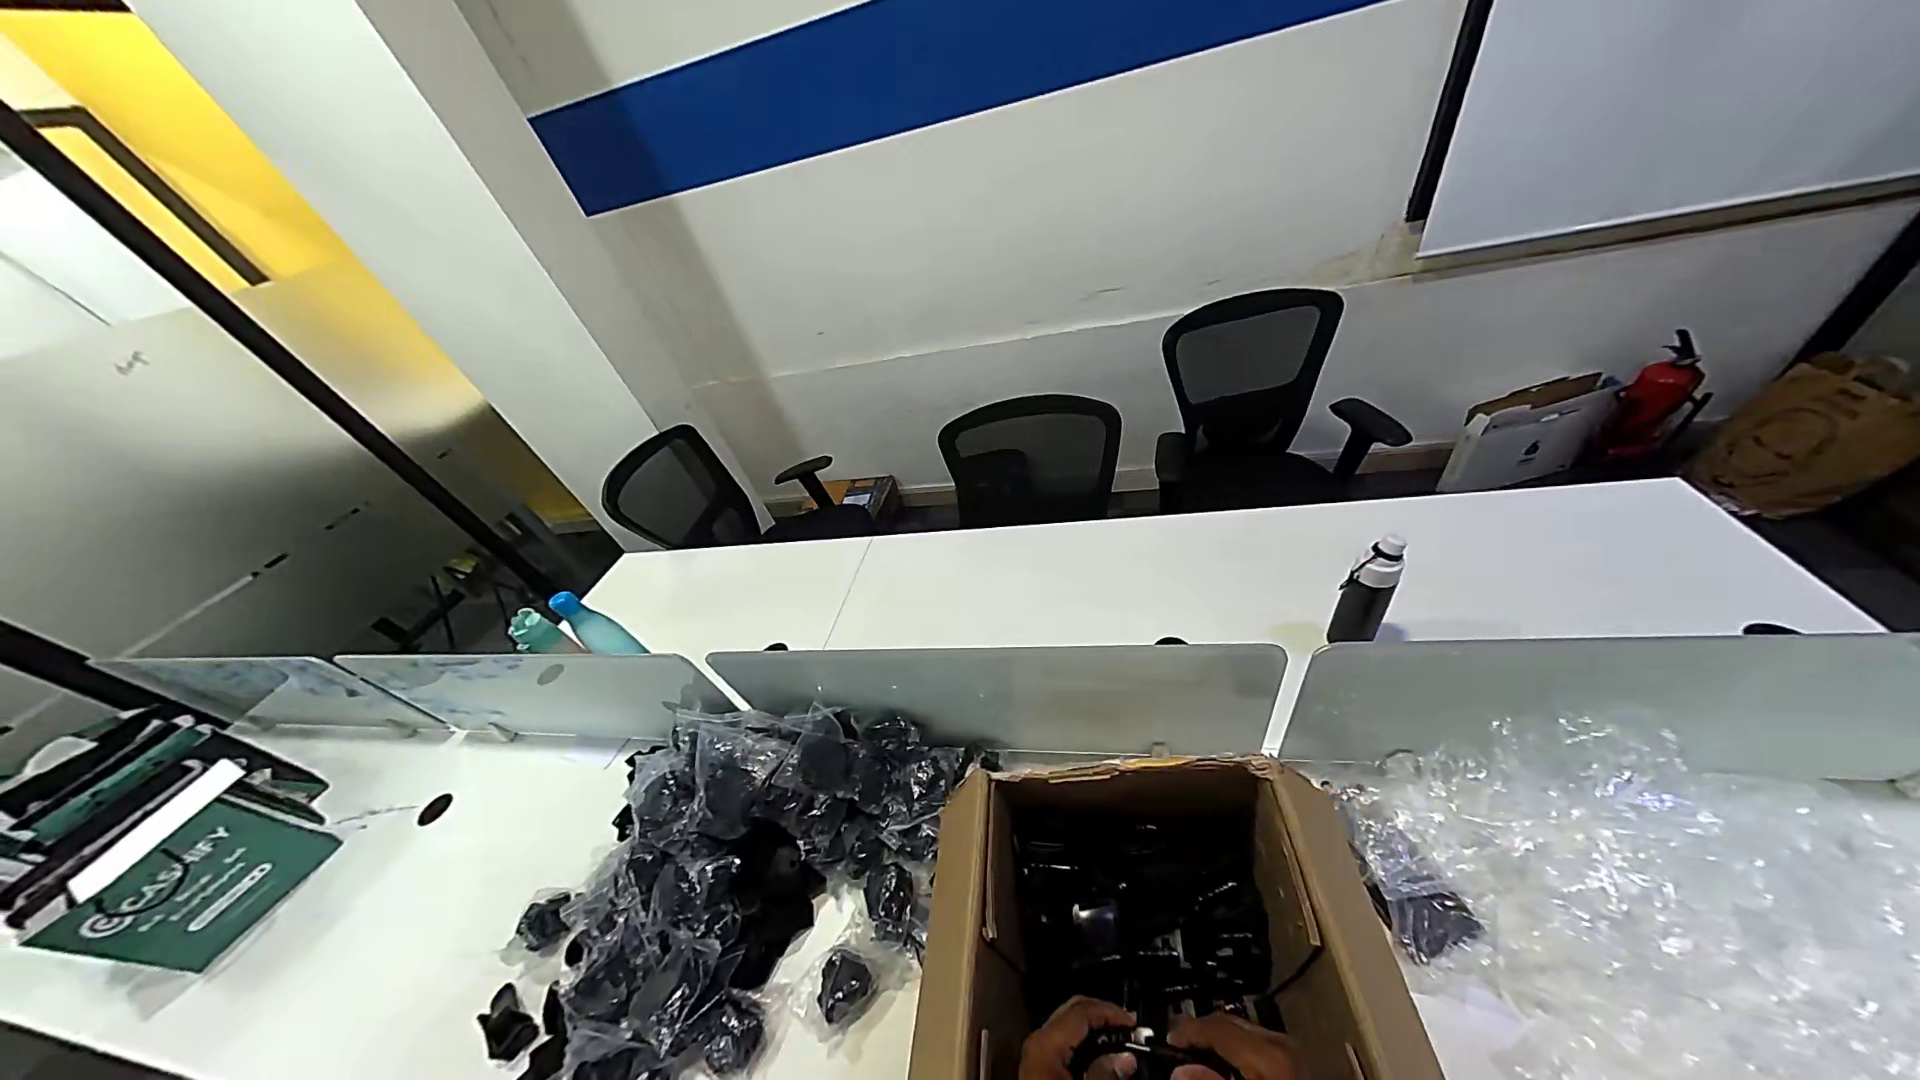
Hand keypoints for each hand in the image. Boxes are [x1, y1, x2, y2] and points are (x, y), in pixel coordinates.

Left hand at [1020, 996, 1137, 1079]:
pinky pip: (1064, 1038)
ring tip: (1120, 1035)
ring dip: (1094, 1024)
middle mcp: (1039, 1039)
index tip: (1134, 1022)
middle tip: (1129, 1025)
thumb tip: (1127, 1056)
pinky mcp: (1039, 1064)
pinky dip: (1084, 1037)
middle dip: (1101, 1012)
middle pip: (1072, 1010)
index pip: (1081, 1011)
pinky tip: (1102, 1049)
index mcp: (1047, 1043)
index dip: (1109, 1011)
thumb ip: (1105, 1075)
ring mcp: (1037, 1051)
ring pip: (1068, 1022)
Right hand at [1167, 1012, 1301, 1079]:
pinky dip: (1242, 1052)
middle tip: (1180, 1047)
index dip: (1187, 1030)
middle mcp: (1283, 1046)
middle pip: (1230, 1023)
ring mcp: (1296, 1056)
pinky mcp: (1304, 1067)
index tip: (1168, 1039)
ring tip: (1203, 1060)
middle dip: (1203, 1033)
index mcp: (1268, 1056)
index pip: (1216, 1026)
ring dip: (1222, 1041)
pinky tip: (1233, 1070)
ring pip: (1247, 1033)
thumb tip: (1182, 1072)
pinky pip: (1264, 1046)